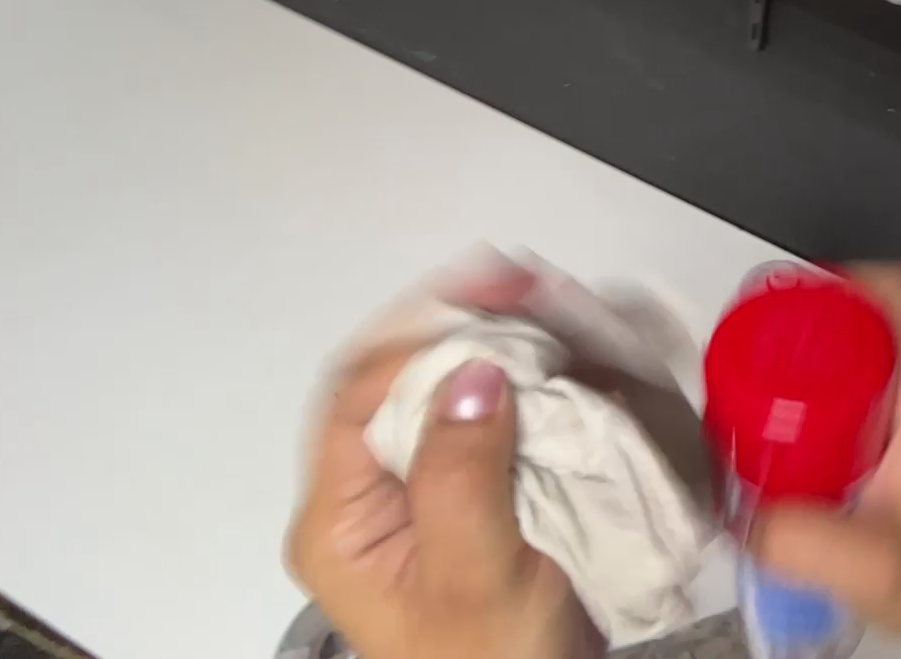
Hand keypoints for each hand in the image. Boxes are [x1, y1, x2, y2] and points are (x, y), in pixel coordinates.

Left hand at [286, 267, 604, 658]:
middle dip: (460, 321)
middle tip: (521, 280)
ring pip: (451, 384)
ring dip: (495, 336)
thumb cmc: (494, 653)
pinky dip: (525, 367)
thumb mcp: (471, 573)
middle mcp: (379, 485)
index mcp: (344, 517)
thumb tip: (473, 372)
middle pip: (402, 378)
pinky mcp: (483, 472)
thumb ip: (461, 477)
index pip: (357, 399)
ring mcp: (434, 475)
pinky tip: (556, 345)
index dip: (416, 340)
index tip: (488, 300)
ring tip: (540, 298)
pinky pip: (495, 404)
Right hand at [747, 263, 900, 644]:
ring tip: (765, 365)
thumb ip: (805, 543)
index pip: (895, 295)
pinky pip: (854, 372)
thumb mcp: (870, 563)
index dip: (845, 278)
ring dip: (814, 342)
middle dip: (815, 310)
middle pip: (868, 310)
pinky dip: (818, 374)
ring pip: (859, 340)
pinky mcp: (893, 423)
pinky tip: (784, 411)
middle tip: (766, 333)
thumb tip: (743, 512)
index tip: (798, 295)